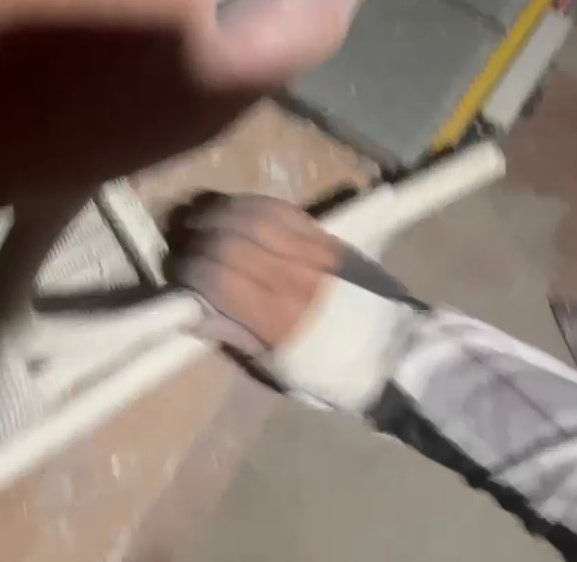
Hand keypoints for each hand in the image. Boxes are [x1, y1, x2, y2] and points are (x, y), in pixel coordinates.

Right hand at [167, 192, 417, 410]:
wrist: (399, 354)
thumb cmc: (336, 372)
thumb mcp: (281, 371)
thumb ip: (236, 337)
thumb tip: (192, 313)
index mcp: (277, 317)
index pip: (215, 275)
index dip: (187, 269)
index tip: (176, 272)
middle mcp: (291, 275)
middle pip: (227, 238)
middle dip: (196, 238)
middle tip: (184, 246)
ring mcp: (310, 249)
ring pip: (250, 214)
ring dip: (217, 213)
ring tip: (201, 221)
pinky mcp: (325, 234)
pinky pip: (278, 207)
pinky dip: (248, 204)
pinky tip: (234, 211)